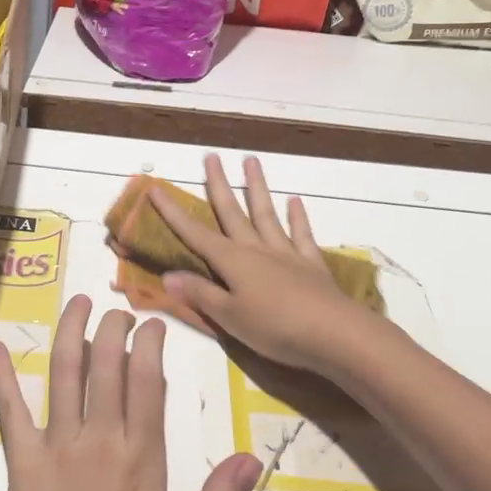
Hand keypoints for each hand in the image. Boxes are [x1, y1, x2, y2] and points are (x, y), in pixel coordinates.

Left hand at [0, 294, 262, 490]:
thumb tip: (252, 458)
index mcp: (139, 457)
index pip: (148, 382)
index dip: (151, 345)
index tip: (155, 321)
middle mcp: (98, 440)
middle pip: (106, 365)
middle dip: (114, 328)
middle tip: (121, 309)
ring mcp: (56, 447)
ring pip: (64, 373)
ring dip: (70, 332)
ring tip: (78, 302)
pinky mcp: (21, 463)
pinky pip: (10, 413)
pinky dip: (2, 378)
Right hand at [150, 154, 368, 370]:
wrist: (335, 334)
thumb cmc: (275, 329)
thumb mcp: (230, 317)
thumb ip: (200, 294)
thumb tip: (167, 274)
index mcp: (232, 261)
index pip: (195, 233)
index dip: (173, 212)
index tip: (155, 187)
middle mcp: (256, 249)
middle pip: (232, 212)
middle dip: (218, 185)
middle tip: (211, 156)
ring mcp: (286, 253)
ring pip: (266, 214)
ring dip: (257, 188)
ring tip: (252, 161)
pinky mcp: (311, 265)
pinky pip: (302, 235)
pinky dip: (298, 218)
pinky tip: (295, 201)